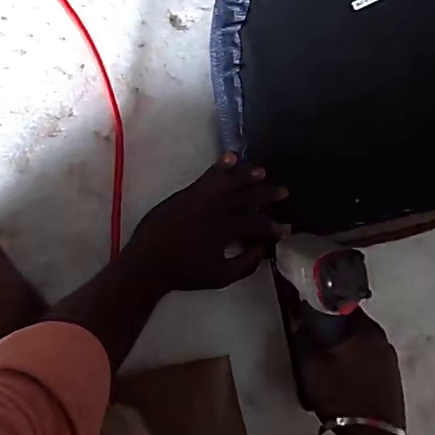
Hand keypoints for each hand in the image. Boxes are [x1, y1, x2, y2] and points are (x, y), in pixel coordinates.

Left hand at [121, 153, 287, 294]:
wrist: (148, 262)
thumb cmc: (184, 272)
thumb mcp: (220, 277)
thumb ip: (245, 264)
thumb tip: (262, 249)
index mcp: (225, 230)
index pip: (256, 224)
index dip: (273, 226)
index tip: (285, 228)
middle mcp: (216, 209)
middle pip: (247, 197)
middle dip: (268, 194)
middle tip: (284, 192)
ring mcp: (201, 198)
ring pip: (230, 181)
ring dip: (247, 175)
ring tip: (261, 171)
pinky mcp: (188, 193)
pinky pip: (208, 175)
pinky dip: (221, 165)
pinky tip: (231, 156)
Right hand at [285, 297, 406, 434]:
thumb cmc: (340, 397)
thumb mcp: (311, 367)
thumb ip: (303, 337)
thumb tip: (296, 314)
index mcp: (365, 329)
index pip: (343, 303)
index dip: (324, 305)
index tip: (310, 311)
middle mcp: (383, 338)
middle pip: (355, 323)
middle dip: (336, 327)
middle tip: (317, 338)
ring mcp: (391, 358)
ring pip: (364, 341)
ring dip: (348, 345)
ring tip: (329, 359)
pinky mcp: (394, 377)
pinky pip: (372, 358)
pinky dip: (359, 360)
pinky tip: (346, 375)